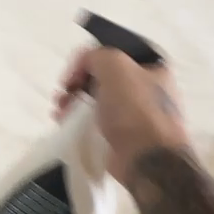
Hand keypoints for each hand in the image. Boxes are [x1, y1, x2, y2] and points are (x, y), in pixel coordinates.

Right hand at [53, 47, 188, 182]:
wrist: (148, 160)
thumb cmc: (135, 109)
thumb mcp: (114, 65)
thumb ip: (95, 55)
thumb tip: (83, 69)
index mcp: (154, 70)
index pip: (115, 53)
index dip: (91, 57)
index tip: (75, 70)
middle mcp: (147, 91)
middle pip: (101, 77)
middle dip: (76, 82)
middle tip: (64, 91)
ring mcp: (134, 116)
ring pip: (94, 100)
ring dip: (72, 101)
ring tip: (60, 110)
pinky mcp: (121, 137)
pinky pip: (93, 122)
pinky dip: (75, 120)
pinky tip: (63, 122)